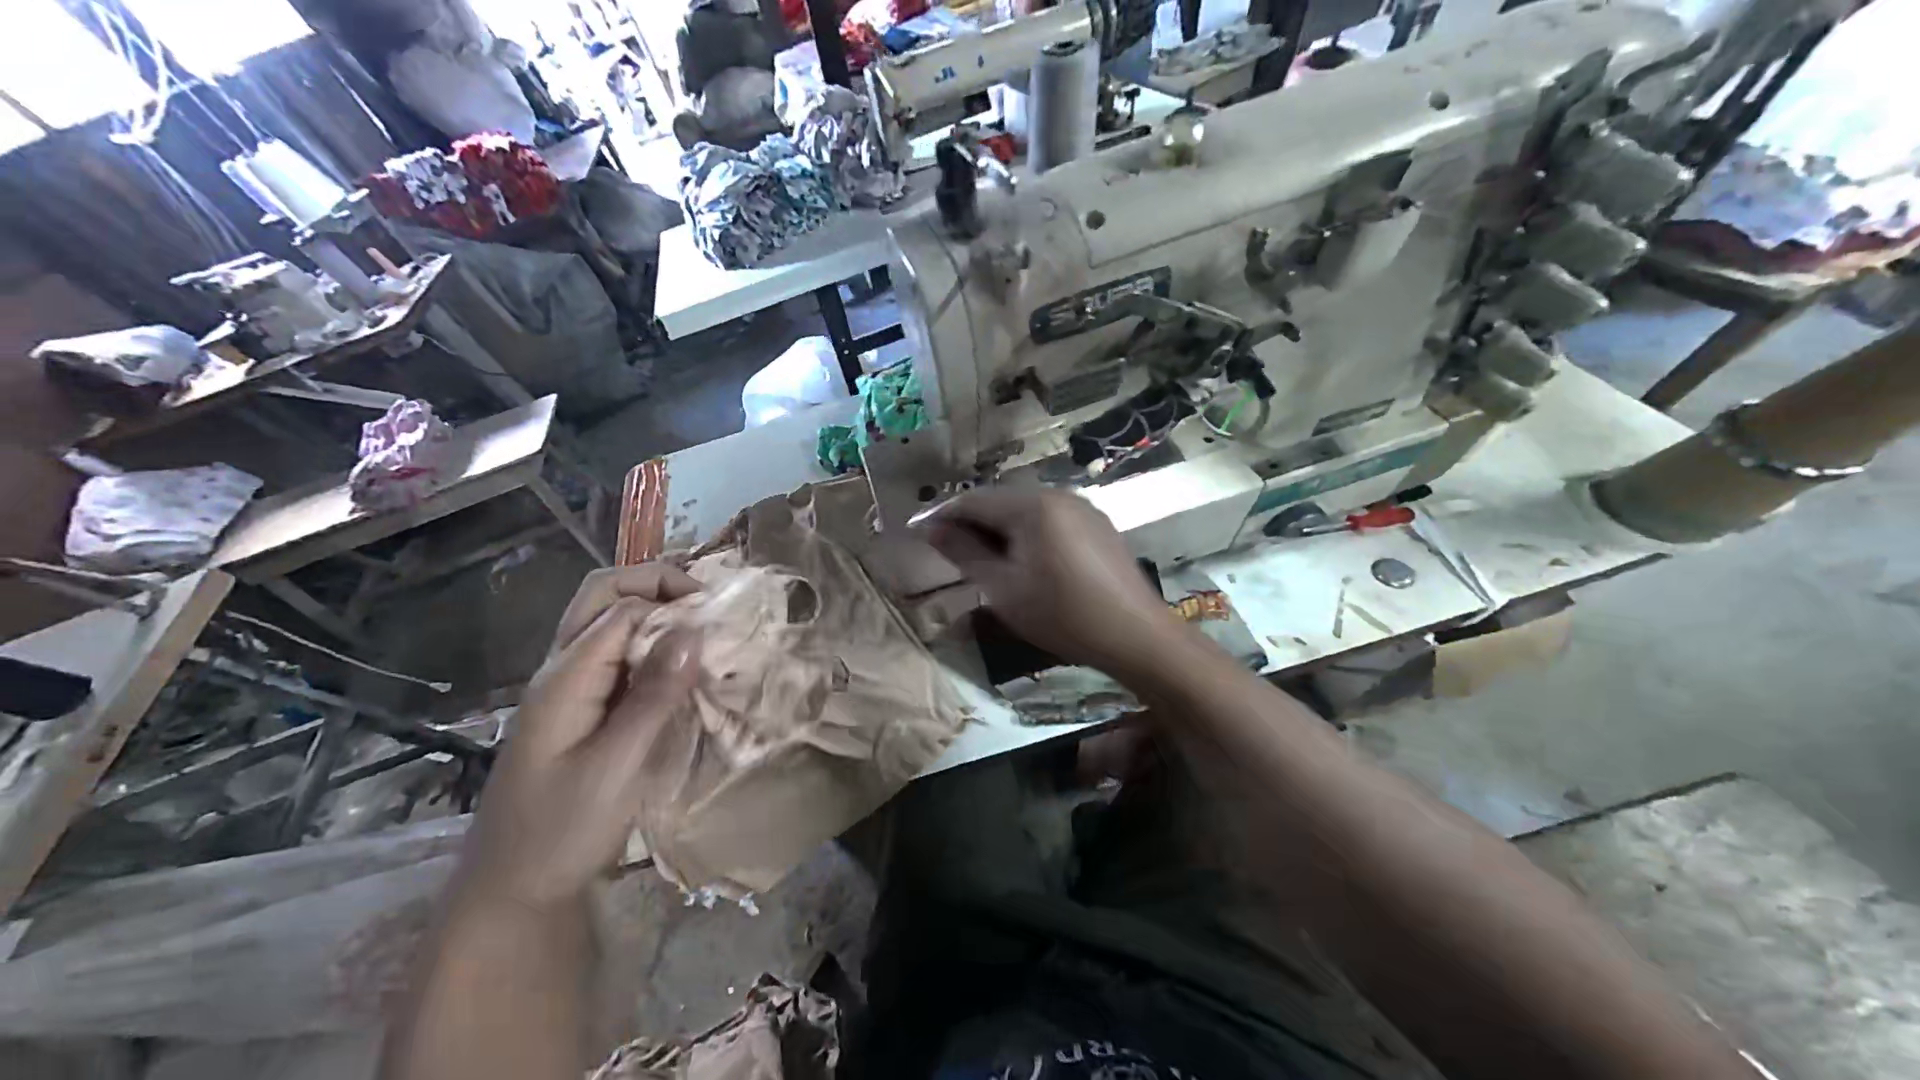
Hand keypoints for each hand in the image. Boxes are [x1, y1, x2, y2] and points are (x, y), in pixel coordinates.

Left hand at [458, 565, 701, 910]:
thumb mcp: (617, 766)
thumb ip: (654, 695)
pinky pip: (612, 652)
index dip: (673, 601)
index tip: (721, 621)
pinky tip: (677, 664)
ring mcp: (566, 687)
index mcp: (565, 677)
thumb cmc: (561, 832)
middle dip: (657, 583)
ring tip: (701, 624)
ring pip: (605, 619)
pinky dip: (648, 641)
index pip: (623, 607)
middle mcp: (561, 669)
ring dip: (652, 608)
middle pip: (602, 594)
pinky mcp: (578, 707)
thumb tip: (694, 628)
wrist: (510, 890)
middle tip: (708, 603)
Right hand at [918, 488, 1188, 676]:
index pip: (972, 500)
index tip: (915, 531)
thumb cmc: (1061, 614)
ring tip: (981, 557)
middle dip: (970, 521)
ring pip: (1026, 509)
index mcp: (1031, 505)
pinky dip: (1027, 533)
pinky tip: (1023, 559)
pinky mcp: (1098, 525)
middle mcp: (1057, 494)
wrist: (1135, 635)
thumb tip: (931, 528)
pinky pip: (1050, 519)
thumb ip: (964, 552)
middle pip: (1000, 500)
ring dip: (998, 527)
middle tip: (946, 548)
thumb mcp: (1003, 588)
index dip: (941, 515)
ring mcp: (1082, 507)